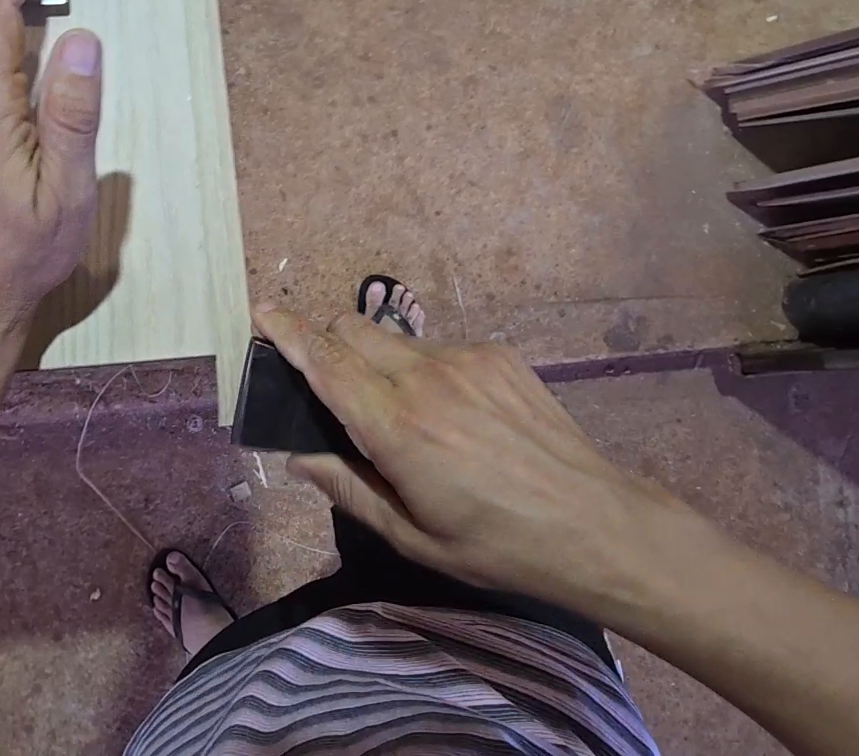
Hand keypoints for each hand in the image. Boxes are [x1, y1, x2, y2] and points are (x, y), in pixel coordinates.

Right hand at [253, 304, 699, 612]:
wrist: (596, 524)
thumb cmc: (495, 544)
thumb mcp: (411, 536)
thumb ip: (347, 488)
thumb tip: (297, 456)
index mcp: (398, 427)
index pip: (327, 363)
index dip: (289, 334)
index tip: (262, 313)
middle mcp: (425, 378)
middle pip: (352, 328)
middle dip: (328, 342)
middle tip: (332, 383)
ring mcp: (465, 359)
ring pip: (393, 337)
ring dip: (376, 359)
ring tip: (405, 411)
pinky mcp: (496, 354)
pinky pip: (437, 348)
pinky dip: (423, 369)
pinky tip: (455, 412)